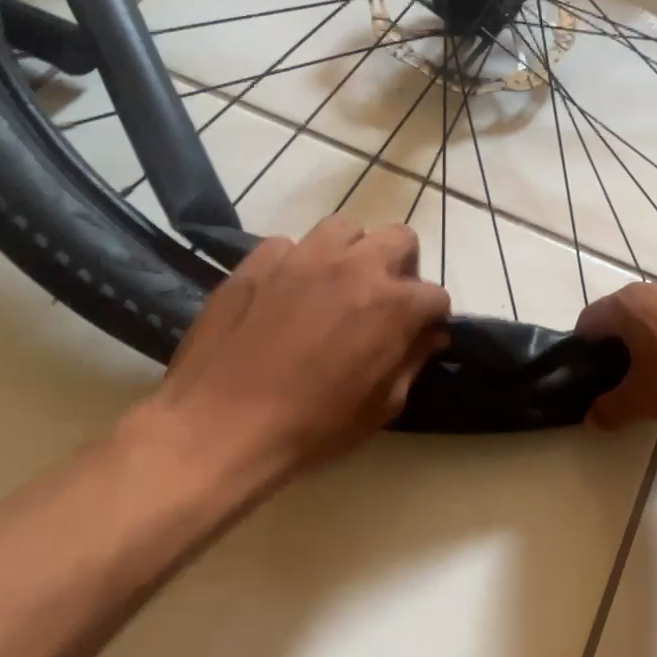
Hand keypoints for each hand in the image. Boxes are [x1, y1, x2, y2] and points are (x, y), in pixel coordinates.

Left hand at [141, 216, 450, 471]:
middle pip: (399, 238)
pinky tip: (287, 293)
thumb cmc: (314, 426)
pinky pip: (288, 245)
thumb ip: (412, 360)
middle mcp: (354, 267)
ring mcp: (302, 259)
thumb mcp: (384, 405)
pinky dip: (298, 263)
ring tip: (337, 285)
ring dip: (352, 252)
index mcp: (393, 304)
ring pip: (344, 227)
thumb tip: (427, 336)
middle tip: (385, 300)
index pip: (436, 295)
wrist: (220, 428)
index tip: (420, 335)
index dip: (432, 317)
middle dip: (402, 266)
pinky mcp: (256, 263)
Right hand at [574, 275, 656, 430]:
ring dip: (655, 335)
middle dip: (621, 342)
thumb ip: (611, 408)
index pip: (590, 319)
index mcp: (632, 303)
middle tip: (626, 378)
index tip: (592, 374)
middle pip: (626, 311)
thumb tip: (593, 417)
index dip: (584, 348)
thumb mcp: (645, 402)